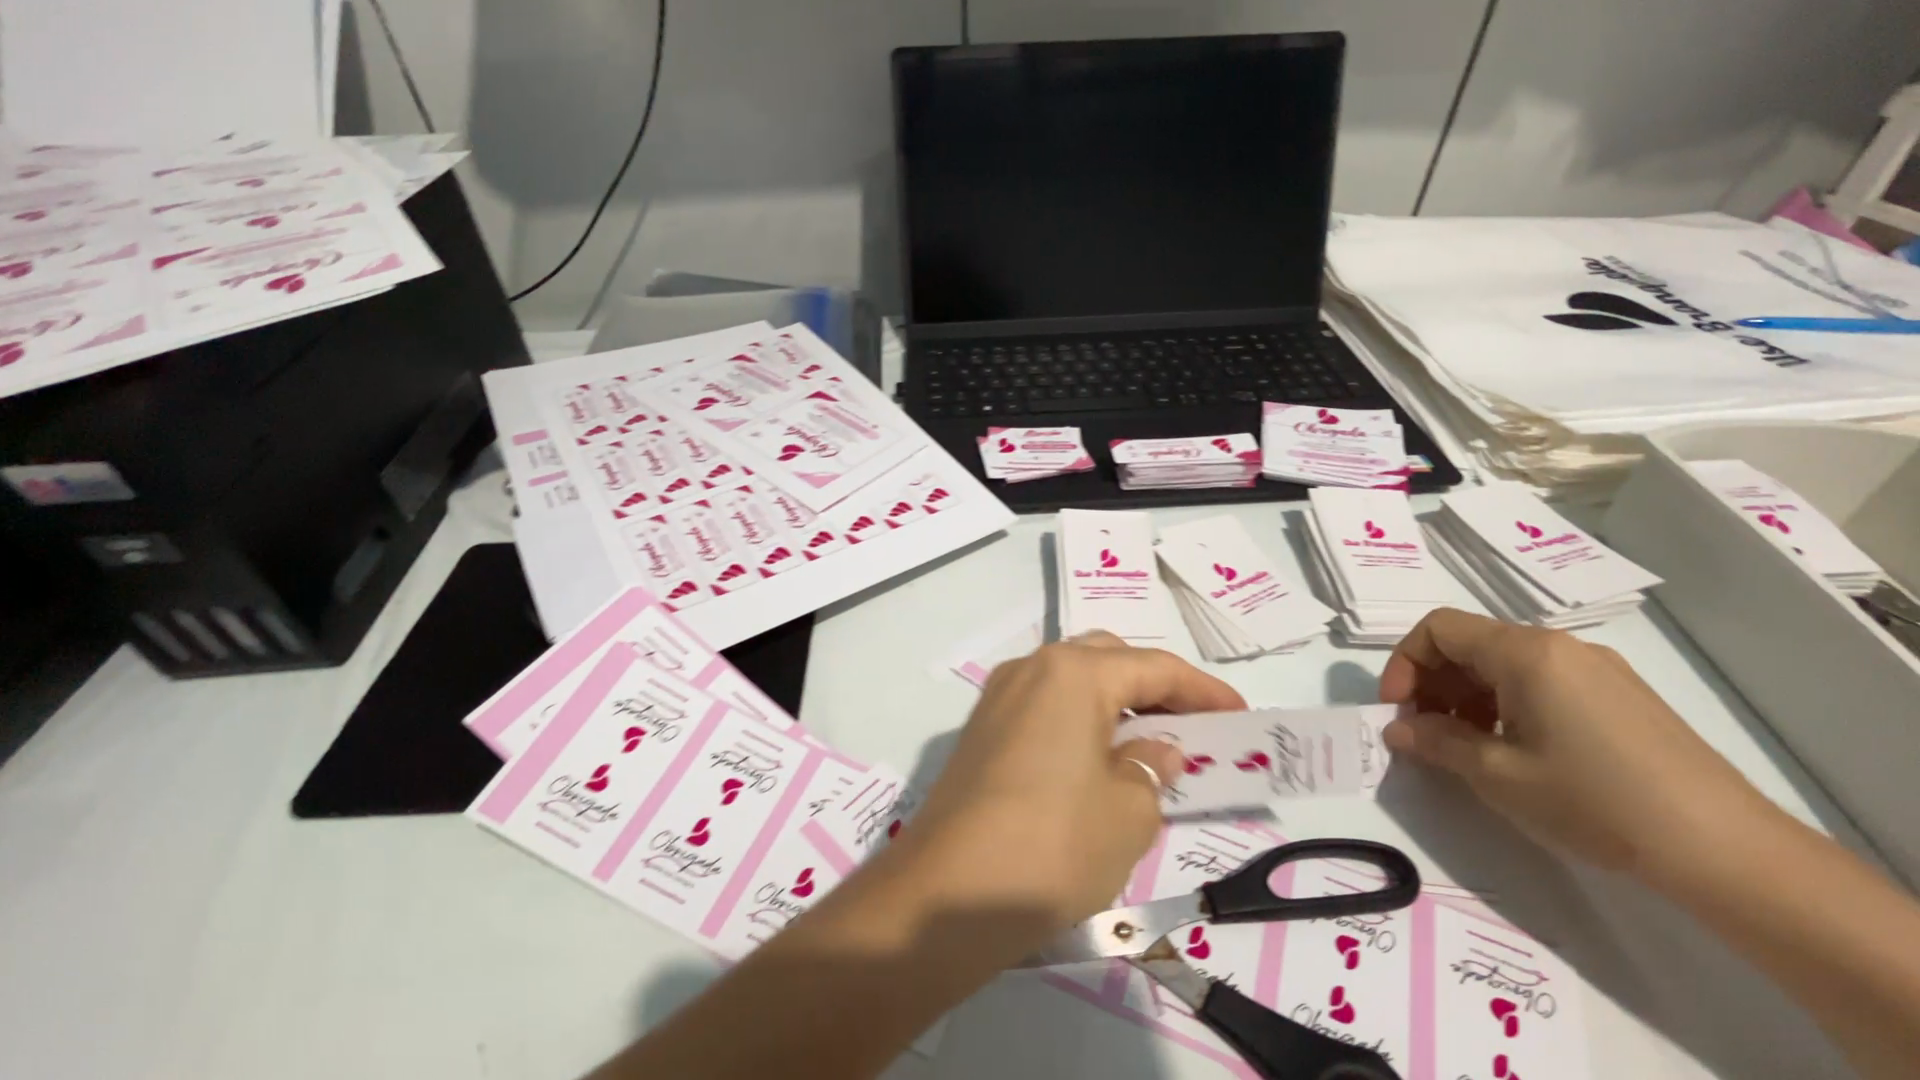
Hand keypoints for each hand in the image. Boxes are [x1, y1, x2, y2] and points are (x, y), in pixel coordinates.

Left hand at [900, 632, 1244, 945]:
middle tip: (1191, 730)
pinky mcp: (979, 737)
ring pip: (1071, 687)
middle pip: (1107, 662)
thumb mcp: (1129, 811)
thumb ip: (1153, 768)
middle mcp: (1030, 671)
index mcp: (1072, 673)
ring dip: (1114, 709)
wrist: (946, 897)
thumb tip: (1156, 749)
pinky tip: (1098, 767)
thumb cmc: (1054, 844)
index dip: (1203, 691)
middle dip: (1153, 690)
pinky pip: (1044, 714)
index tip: (1240, 715)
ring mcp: (997, 702)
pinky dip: (1079, 727)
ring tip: (1150, 750)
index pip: (1154, 668)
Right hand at [1378, 609, 1763, 878]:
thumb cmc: (1593, 801)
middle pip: (1472, 643)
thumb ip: (1438, 743)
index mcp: (1527, 653)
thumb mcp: (1498, 775)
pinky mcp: (1621, 696)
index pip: (1440, 628)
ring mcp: (1598, 670)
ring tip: (1466, 750)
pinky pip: (1544, 683)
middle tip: (1424, 736)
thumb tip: (1399, 730)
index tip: (1396, 713)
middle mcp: (1561, 647)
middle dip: (1433, 683)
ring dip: (1468, 697)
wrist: (1720, 845)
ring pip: (1507, 665)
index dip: (1403, 664)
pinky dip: (1508, 705)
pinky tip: (1517, 753)